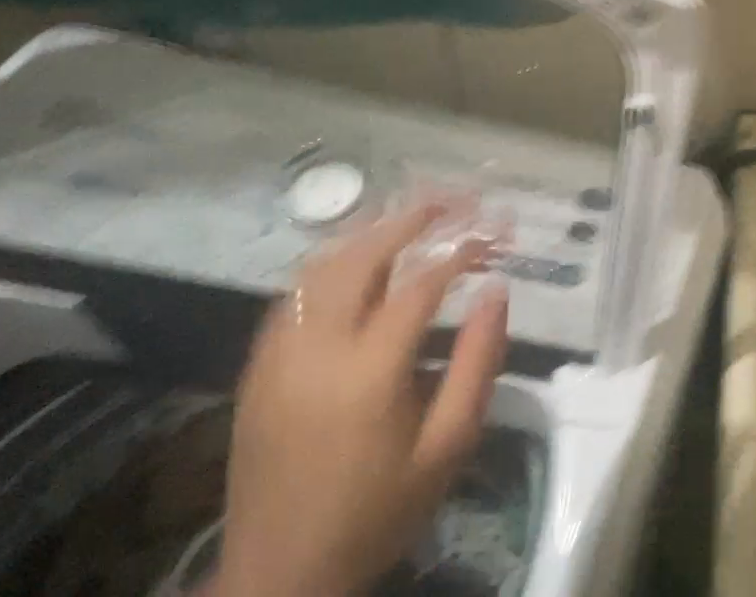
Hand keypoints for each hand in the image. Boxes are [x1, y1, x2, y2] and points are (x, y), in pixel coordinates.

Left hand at [206, 197, 510, 596]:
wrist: (282, 572)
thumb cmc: (382, 508)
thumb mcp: (451, 444)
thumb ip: (479, 361)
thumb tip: (496, 290)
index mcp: (368, 371)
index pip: (419, 284)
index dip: (462, 250)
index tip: (498, 233)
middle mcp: (314, 351)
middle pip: (358, 258)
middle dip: (410, 218)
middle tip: (455, 196)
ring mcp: (275, 357)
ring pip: (316, 270)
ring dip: (367, 232)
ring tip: (412, 212)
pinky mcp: (257, 370)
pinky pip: (293, 296)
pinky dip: (331, 264)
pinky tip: (359, 260)